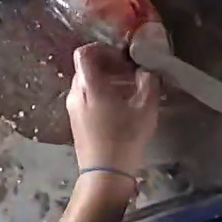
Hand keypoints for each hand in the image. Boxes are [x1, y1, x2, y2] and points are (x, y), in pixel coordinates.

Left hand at [67, 44, 159, 176]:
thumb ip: (148, 82)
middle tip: (131, 74)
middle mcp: (76, 93)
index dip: (103, 49)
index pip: (84, 52)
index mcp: (89, 85)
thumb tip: (147, 70)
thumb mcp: (145, 108)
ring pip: (87, 83)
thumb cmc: (125, 138)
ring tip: (129, 92)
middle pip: (87, 68)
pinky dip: (101, 94)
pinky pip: (86, 98)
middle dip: (109, 66)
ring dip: (107, 81)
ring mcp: (73, 107)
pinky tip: (120, 108)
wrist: (104, 173)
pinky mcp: (75, 120)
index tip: (122, 58)